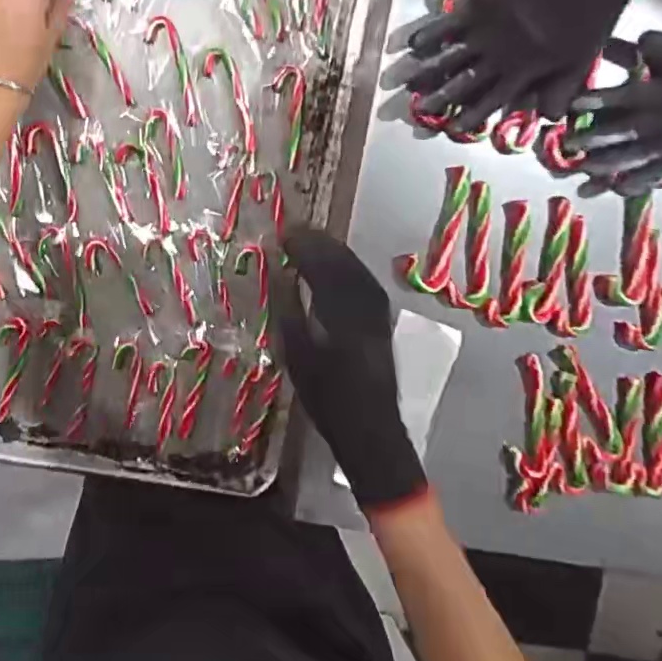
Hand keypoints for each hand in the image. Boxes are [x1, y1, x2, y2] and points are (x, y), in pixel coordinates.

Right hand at [270, 228, 426, 510]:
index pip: (320, 264)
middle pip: (341, 261)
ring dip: (333, 250)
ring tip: (311, 240)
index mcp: (340, 310)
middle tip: (294, 230)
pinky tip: (336, 267)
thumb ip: (288, 309)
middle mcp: (364, 304)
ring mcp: (378, 312)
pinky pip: (364, 280)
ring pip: (356, 268)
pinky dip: (347, 266)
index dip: (301, 245)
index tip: (281, 233)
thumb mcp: (297, 355)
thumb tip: (279, 273)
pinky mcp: (383, 321)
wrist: (371, 430)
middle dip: (318, 241)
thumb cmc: (327, 397)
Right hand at [398, 0, 661, 130]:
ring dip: (426, 70)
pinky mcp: (480, 8)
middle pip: (461, 82)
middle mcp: (497, 56)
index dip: (471, 115)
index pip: (490, 101)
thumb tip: (546, 119)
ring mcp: (485, 31)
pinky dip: (429, 33)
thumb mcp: (578, 66)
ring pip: (449, 56)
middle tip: (418, 108)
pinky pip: (448, 23)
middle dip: (439, 97)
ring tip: (406, 81)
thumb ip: (559, 93)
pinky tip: (413, 43)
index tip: (453, 128)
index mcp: (520, 72)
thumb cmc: (584, 26)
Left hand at [567, 32, 661, 196]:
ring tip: (578, 175)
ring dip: (605, 167)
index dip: (600, 101)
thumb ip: (655, 49)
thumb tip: (620, 40)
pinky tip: (615, 190)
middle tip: (564, 147)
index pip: (628, 95)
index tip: (574, 106)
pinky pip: (660, 174)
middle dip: (592, 140)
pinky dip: (637, 183)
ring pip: (635, 158)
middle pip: (624, 132)